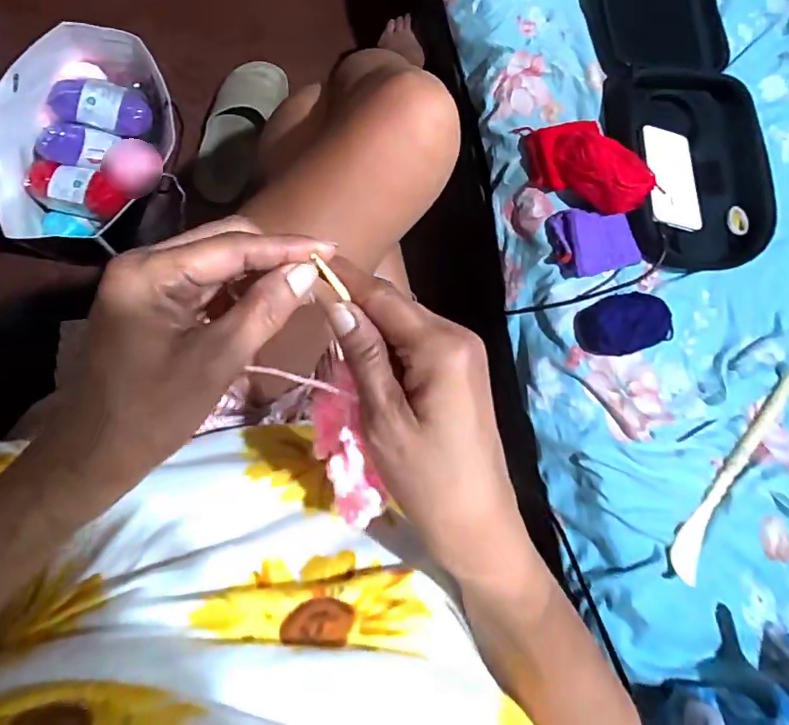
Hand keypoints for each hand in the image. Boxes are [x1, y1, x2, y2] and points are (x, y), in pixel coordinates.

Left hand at [40, 217, 332, 490]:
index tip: (329, 248)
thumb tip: (307, 271)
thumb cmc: (152, 415)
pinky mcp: (145, 293)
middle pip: (220, 241)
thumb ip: (264, 309)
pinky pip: (198, 278)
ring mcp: (141, 275)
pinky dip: (230, 288)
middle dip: (269, 256)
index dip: (284, 247)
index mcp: (150, 271)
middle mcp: (142, 260)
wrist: (90, 455)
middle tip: (313, 273)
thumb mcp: (217, 362)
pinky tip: (258, 302)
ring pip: (212, 257)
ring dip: (252, 271)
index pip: (230, 245)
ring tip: (293, 288)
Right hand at [328, 281, 533, 585]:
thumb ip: (362, 355)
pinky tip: (362, 357)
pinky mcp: (461, 369)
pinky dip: (386, 345)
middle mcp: (457, 335)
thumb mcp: (385, 419)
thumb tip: (336, 302)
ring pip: (403, 322)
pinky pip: (415, 342)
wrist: (481, 529)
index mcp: (441, 345)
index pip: (383, 296)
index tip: (308, 259)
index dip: (344, 277)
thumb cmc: (429, 481)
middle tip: (307, 301)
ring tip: (327, 330)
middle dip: (353, 301)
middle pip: (395, 305)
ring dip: (367, 325)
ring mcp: (463, 351)